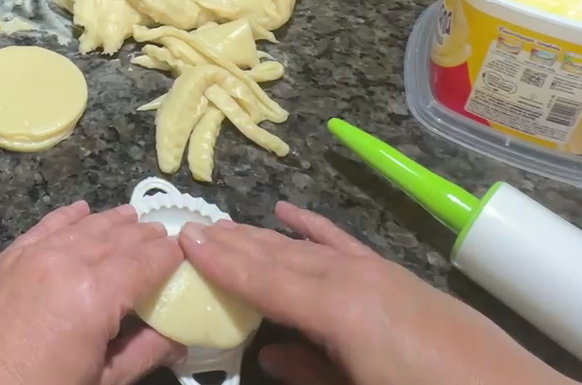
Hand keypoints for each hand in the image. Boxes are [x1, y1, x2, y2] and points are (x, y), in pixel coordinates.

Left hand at [0, 201, 186, 384]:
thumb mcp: (99, 384)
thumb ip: (140, 353)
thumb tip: (177, 336)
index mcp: (93, 295)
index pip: (143, 262)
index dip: (167, 254)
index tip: (185, 248)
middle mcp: (64, 261)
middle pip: (114, 239)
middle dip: (143, 236)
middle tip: (165, 235)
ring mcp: (30, 254)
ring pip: (81, 227)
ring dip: (110, 222)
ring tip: (133, 217)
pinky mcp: (5, 258)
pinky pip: (43, 227)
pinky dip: (67, 217)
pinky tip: (81, 210)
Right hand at [179, 202, 572, 384]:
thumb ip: (312, 373)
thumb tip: (269, 355)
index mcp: (341, 312)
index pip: (265, 279)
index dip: (222, 260)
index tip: (182, 237)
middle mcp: (353, 281)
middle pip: (280, 256)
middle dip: (235, 243)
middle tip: (191, 229)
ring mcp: (379, 274)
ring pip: (305, 248)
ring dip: (262, 238)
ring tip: (224, 227)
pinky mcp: (399, 278)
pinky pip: (344, 243)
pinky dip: (312, 227)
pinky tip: (287, 213)